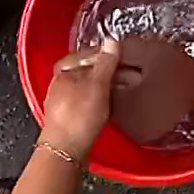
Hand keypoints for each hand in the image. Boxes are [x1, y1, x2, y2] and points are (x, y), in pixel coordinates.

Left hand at [40, 40, 122, 160]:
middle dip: (111, 72)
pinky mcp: (69, 119)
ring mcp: (63, 102)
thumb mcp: (97, 86)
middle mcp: (60, 84)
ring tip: (125, 89)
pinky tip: (111, 106)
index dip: (109, 55)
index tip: (127, 59)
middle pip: (89, 71)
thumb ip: (105, 64)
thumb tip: (112, 41)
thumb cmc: (79, 117)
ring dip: (108, 87)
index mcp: (64, 71)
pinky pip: (88, 103)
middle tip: (132, 75)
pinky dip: (102, 101)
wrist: (64, 152)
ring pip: (89, 88)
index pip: (89, 54)